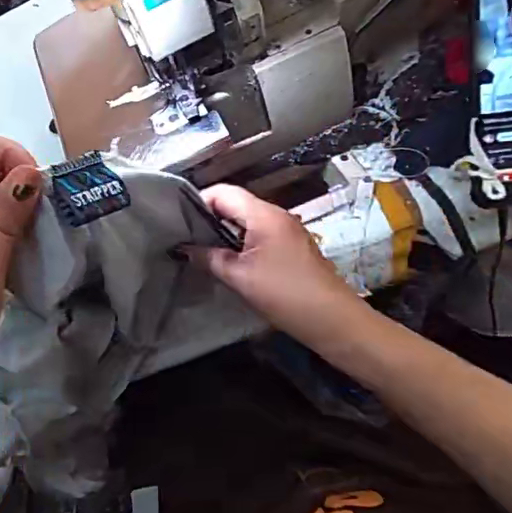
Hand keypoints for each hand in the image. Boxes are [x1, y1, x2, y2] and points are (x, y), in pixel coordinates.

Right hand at [188, 184, 363, 340]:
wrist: (333, 320)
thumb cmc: (284, 294)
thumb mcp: (239, 277)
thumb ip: (209, 258)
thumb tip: (185, 249)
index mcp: (264, 215)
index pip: (223, 192)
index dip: (198, 201)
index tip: (178, 221)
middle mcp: (276, 215)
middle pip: (234, 204)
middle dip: (208, 217)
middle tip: (185, 236)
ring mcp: (286, 231)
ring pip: (246, 220)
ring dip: (223, 232)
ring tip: (201, 249)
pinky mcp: (291, 247)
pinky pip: (258, 234)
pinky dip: (239, 242)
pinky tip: (227, 261)